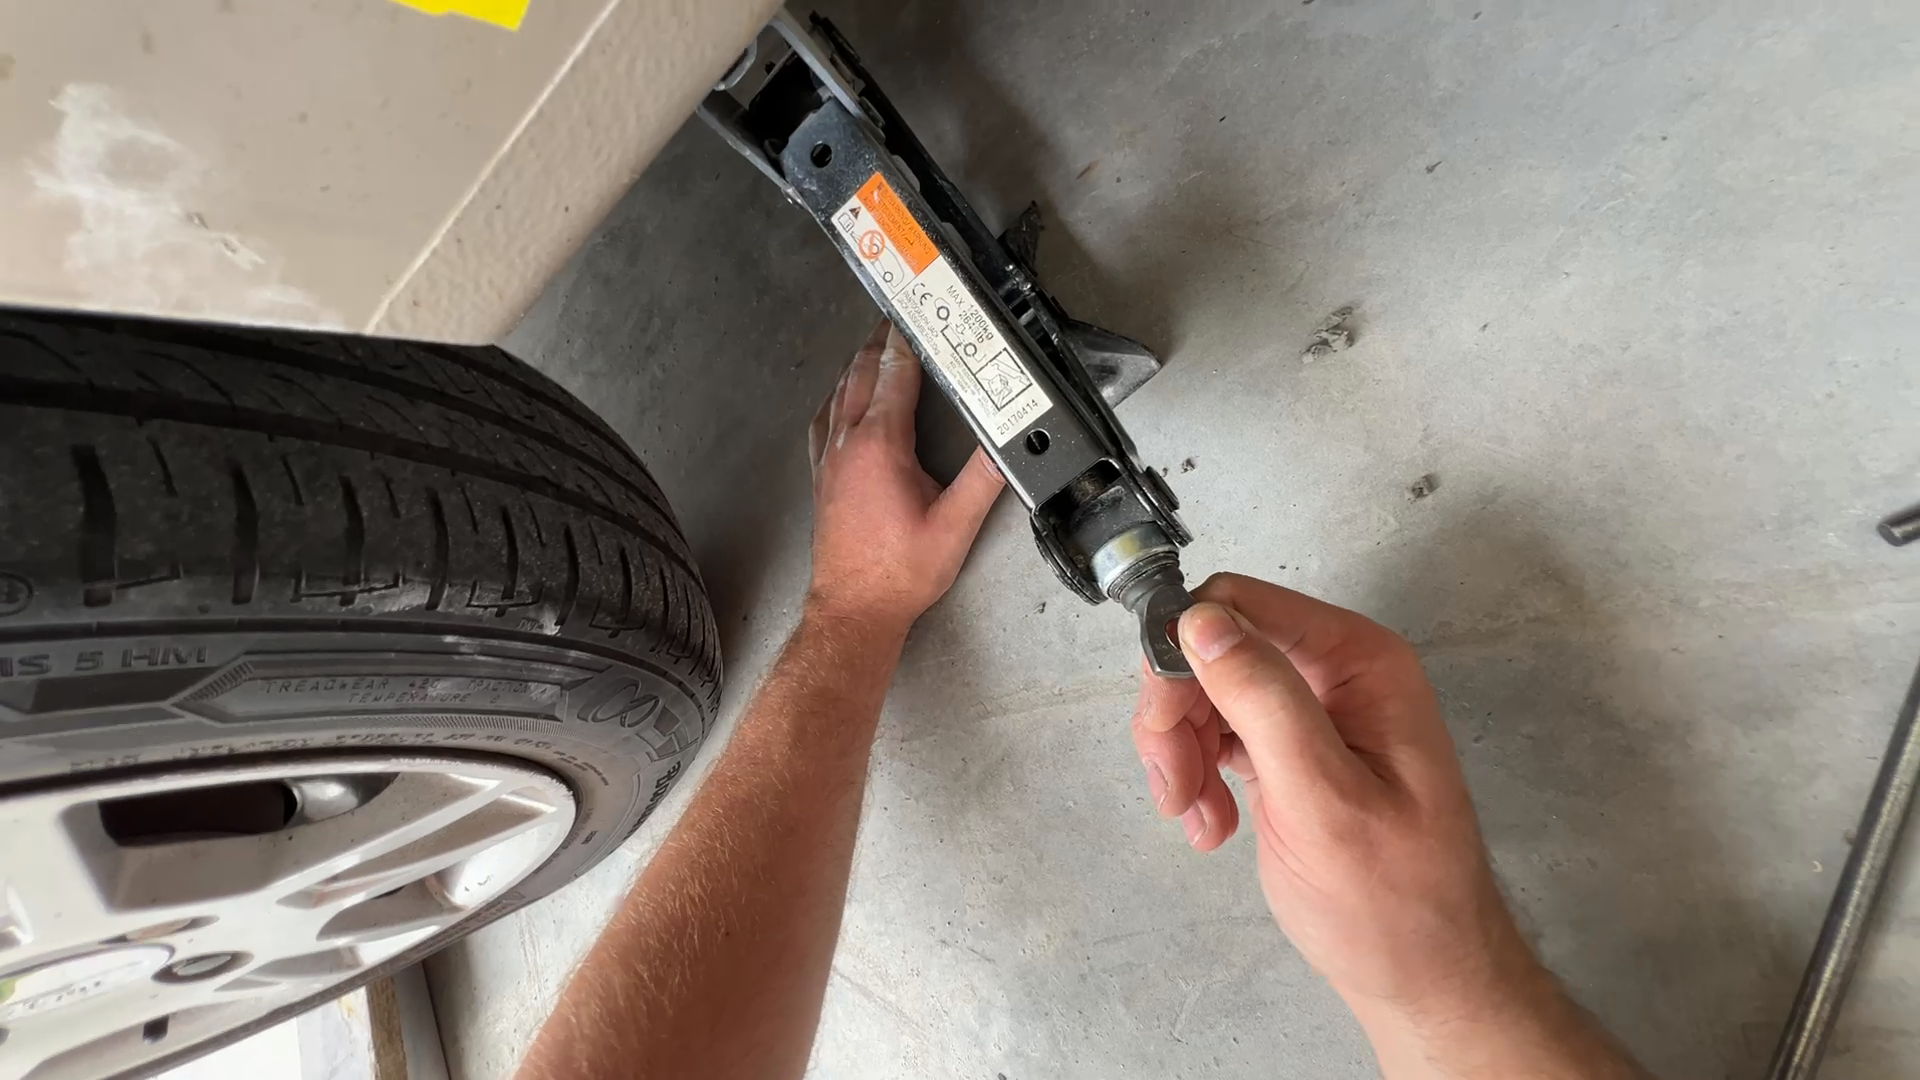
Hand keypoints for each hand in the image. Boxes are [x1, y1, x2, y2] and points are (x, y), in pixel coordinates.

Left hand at [806, 321, 1004, 636]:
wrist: (853, 608)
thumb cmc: (901, 571)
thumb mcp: (954, 527)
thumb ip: (983, 480)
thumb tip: (1009, 443)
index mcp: (881, 445)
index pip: (895, 377)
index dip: (907, 342)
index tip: (916, 314)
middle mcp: (848, 443)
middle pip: (862, 375)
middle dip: (881, 342)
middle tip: (899, 318)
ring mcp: (828, 458)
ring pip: (839, 393)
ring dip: (858, 364)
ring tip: (876, 346)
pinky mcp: (820, 477)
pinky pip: (823, 420)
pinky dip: (836, 396)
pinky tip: (842, 397)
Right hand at [1130, 574, 1550, 1051]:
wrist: (1418, 980)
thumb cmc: (1391, 902)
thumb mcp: (1323, 797)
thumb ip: (1263, 699)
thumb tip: (1197, 619)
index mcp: (1358, 661)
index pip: (1239, 604)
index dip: (1185, 648)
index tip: (1164, 717)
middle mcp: (1328, 670)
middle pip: (1208, 649)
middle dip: (1177, 713)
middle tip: (1174, 782)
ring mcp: (1302, 706)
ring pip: (1198, 690)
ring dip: (1179, 751)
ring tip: (1195, 814)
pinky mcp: (1277, 742)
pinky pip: (1208, 729)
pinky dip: (1193, 771)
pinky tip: (1208, 820)